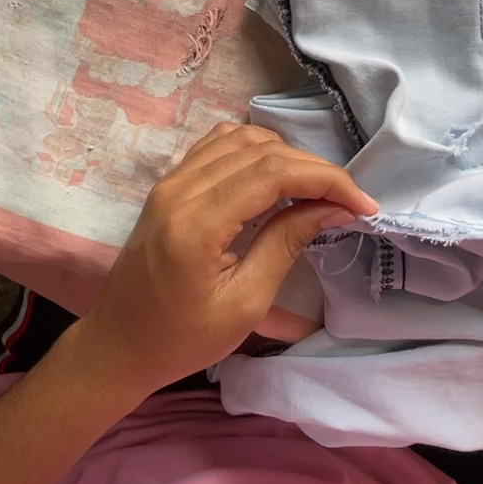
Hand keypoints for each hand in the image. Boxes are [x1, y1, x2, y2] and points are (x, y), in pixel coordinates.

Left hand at [61, 123, 377, 399]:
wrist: (119, 344)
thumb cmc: (182, 339)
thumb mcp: (245, 303)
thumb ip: (286, 244)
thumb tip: (333, 208)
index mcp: (197, 223)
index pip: (272, 174)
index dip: (325, 180)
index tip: (363, 204)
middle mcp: (179, 189)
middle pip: (259, 151)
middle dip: (313, 168)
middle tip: (347, 200)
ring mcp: (169, 181)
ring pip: (238, 139)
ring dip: (284, 155)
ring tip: (315, 190)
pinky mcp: (167, 184)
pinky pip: (215, 146)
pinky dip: (253, 150)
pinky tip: (274, 176)